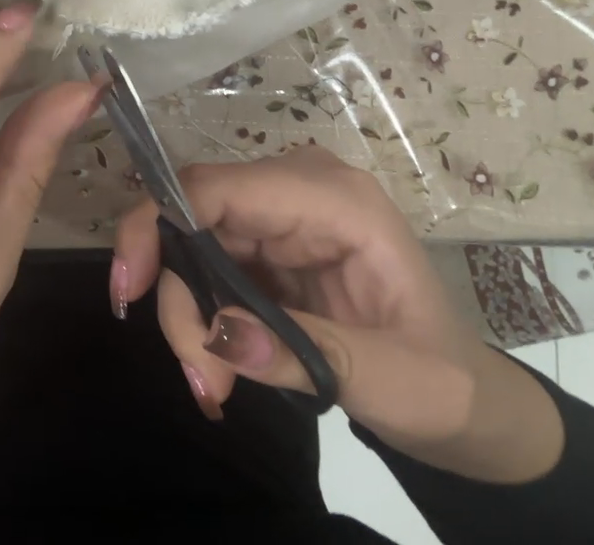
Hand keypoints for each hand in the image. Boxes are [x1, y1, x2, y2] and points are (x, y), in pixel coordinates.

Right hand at [113, 146, 565, 483]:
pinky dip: (195, 317)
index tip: (131, 289)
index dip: (158, 224)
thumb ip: (309, 356)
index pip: (216, 189)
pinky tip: (215, 364)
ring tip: (213, 384)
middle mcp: (293, 193)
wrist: (463, 405)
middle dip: (178, 297)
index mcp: (334, 201)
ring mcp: (272, 218)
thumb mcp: (397, 384)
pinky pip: (196, 266)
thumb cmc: (447, 387)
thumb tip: (219, 333)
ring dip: (185, 315)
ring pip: (183, 246)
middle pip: (188, 220)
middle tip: (200, 376)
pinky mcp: (255, 246)